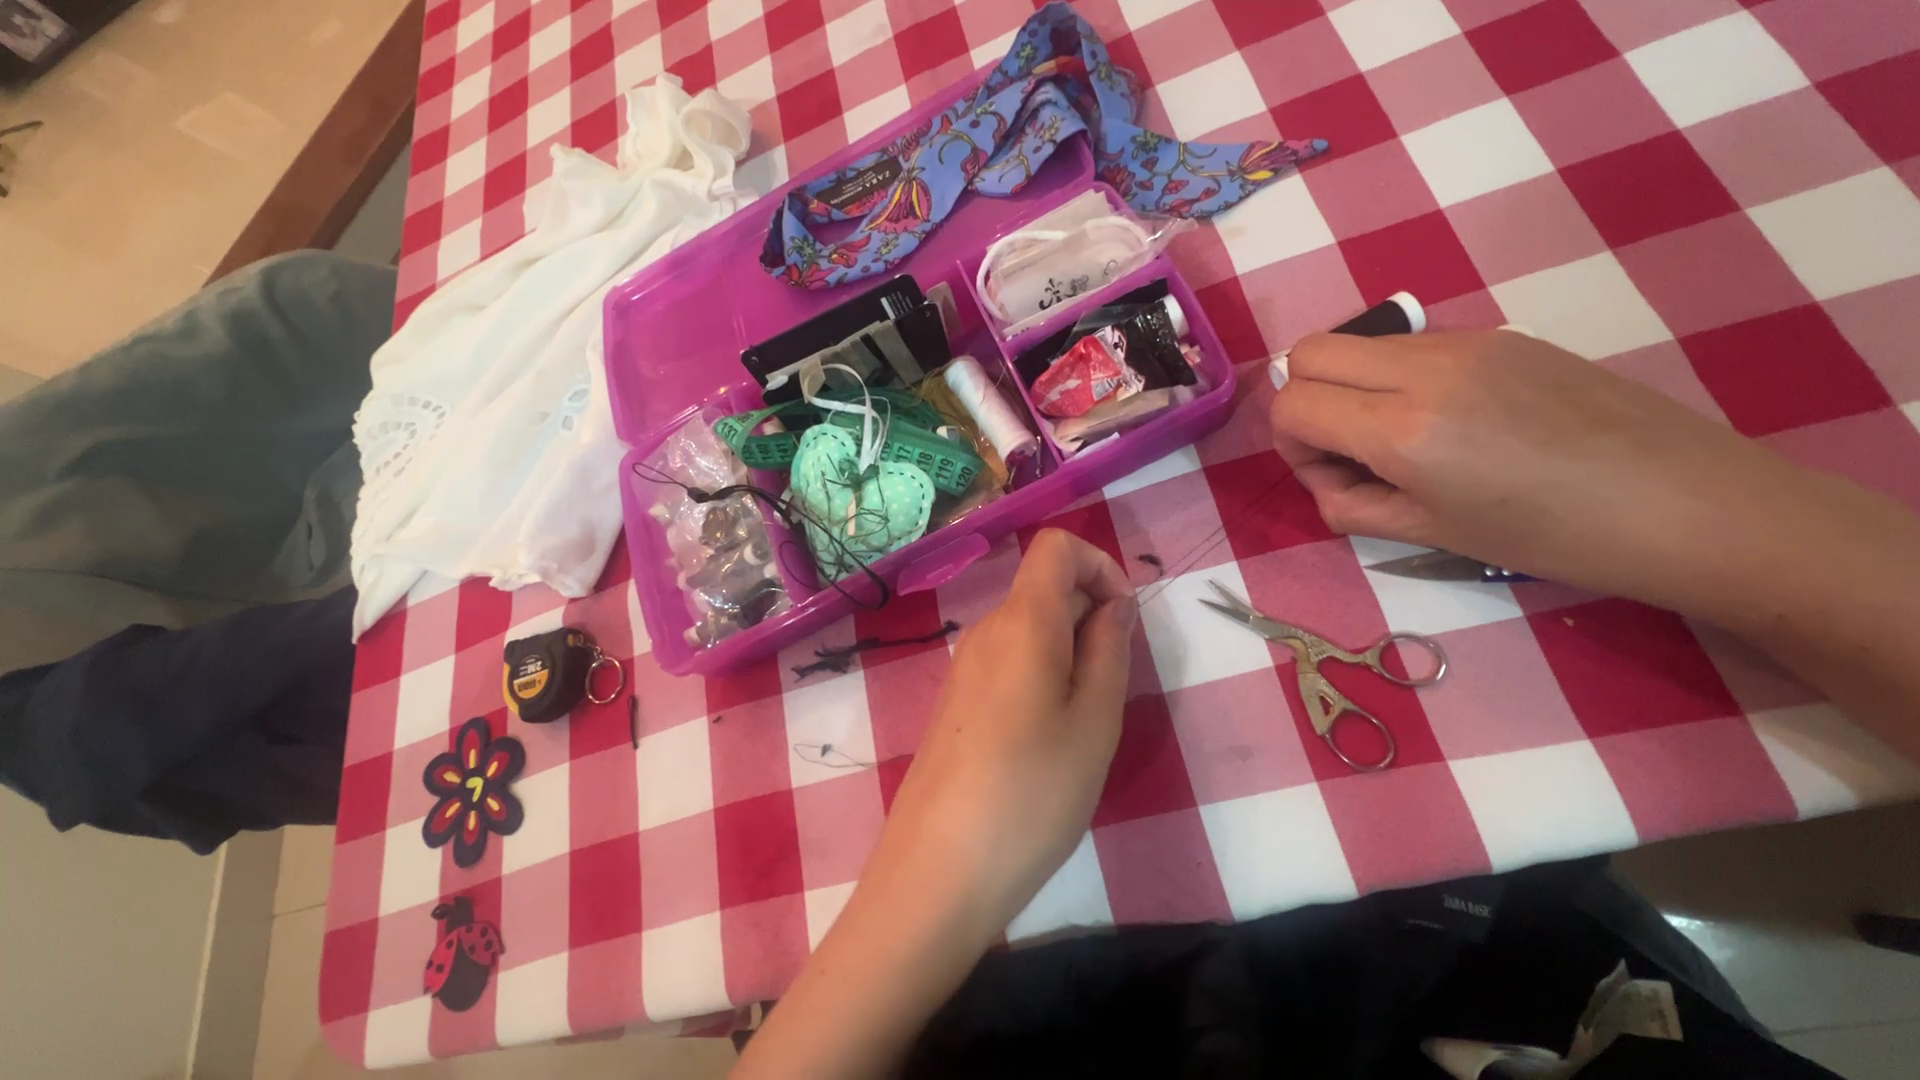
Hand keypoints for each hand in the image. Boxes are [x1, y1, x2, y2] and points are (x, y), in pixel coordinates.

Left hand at [731, 530, 1135, 1078]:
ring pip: (1028, 631)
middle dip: (1091, 616)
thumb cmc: (1033, 792)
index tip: (1125, 621)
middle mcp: (985, 633)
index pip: (1055, 546)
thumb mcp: (1094, 721)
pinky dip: (1040, 679)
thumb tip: (1112, 605)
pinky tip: (1047, 742)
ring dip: (1069, 654)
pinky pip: (1007, 665)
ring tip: (1083, 725)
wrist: (938, 870)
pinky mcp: (954, 706)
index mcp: (1021, 623)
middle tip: (1113, 688)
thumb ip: (1109, 650)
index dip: (1100, 566)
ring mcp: (963, 670)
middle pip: (1043, 589)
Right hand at [1268, 330, 1800, 600]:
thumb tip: (1328, 475)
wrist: (1682, 502)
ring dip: (1354, 388)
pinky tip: (1455, 424)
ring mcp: (1466, 341)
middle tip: (1351, 450)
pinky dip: (1400, 379)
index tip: (1334, 478)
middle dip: (1308, 402)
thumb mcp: (1428, 534)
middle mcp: (1424, 368)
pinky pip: (1414, 346)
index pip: (1293, 403)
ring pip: (1361, 343)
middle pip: (1311, 352)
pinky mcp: (1501, 335)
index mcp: (1402, 428)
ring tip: (1406, 441)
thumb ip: (1350, 503)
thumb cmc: (1548, 538)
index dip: (1292, 445)